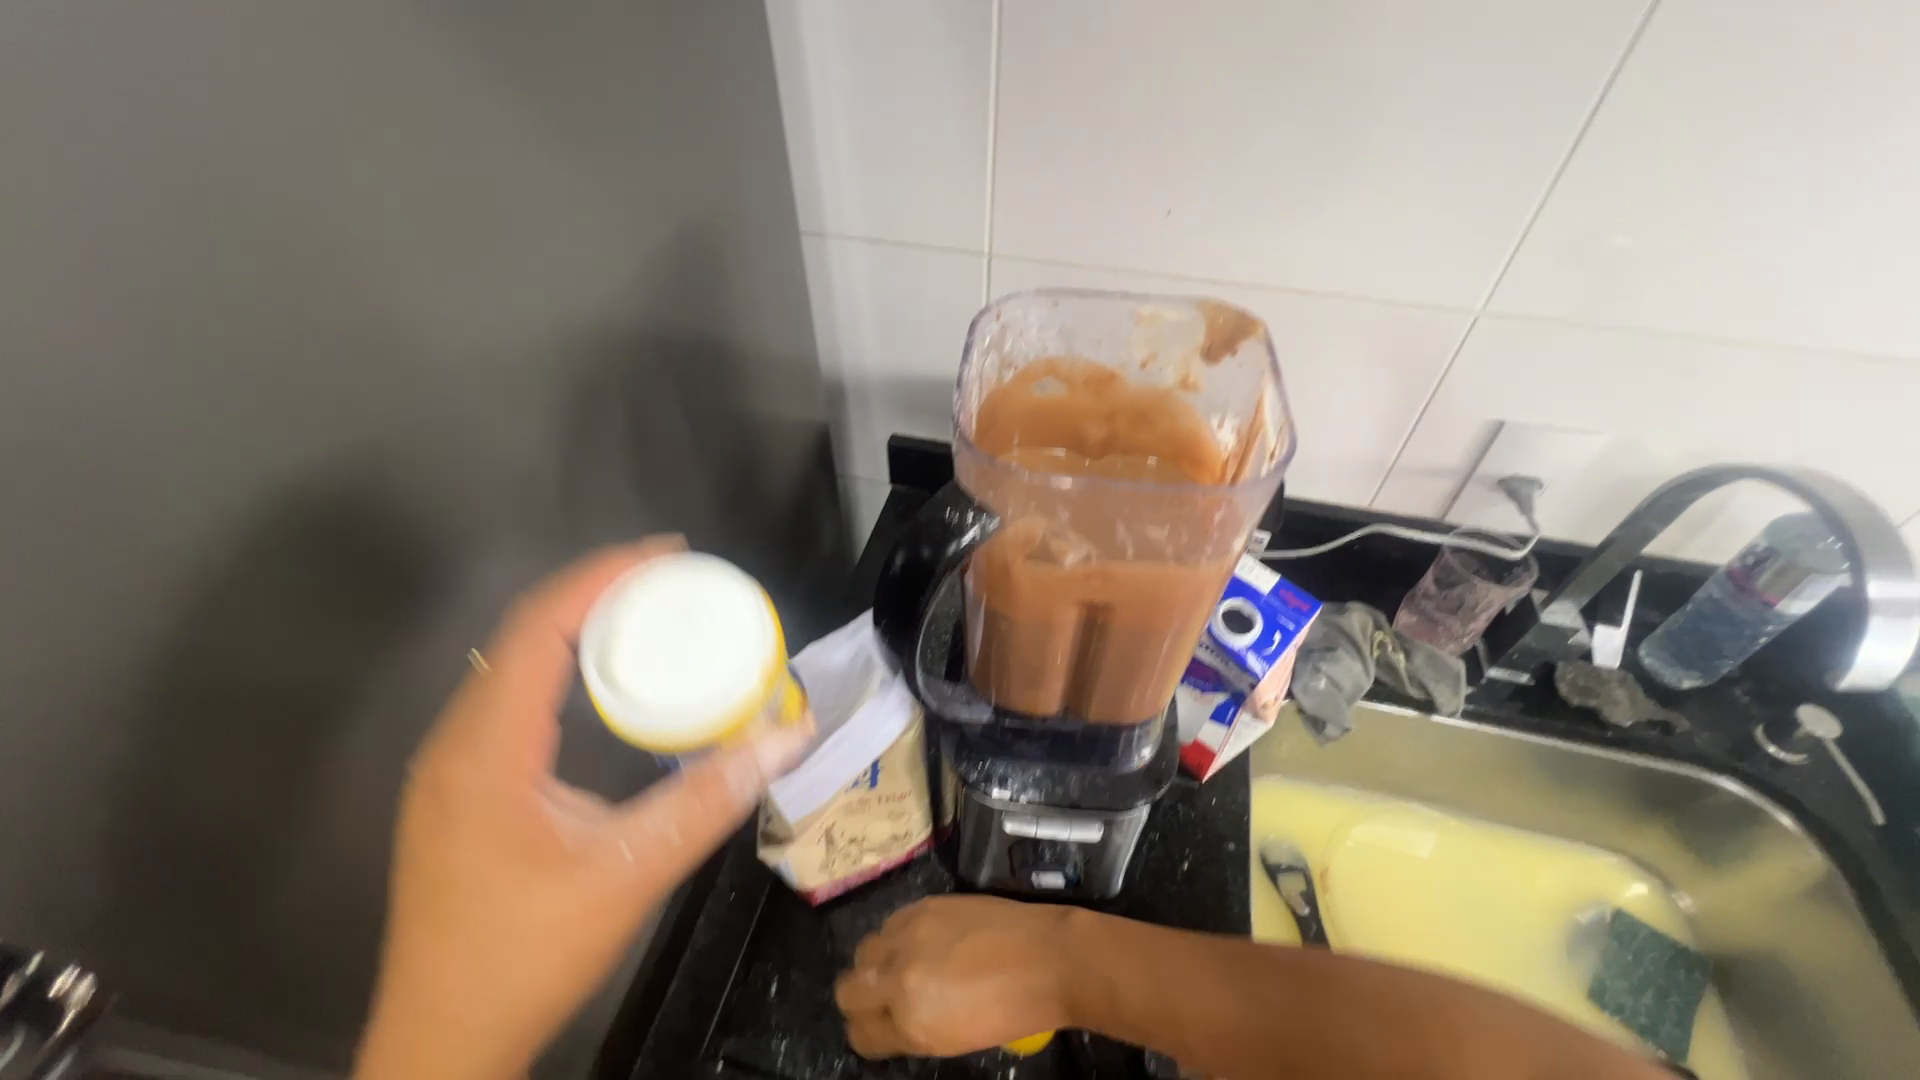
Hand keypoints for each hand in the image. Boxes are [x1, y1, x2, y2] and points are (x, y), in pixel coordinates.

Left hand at [354, 539, 813, 1079]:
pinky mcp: (459, 792)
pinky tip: (602, 684)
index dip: (601, 578)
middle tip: (669, 580)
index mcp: (487, 750)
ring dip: (574, 626)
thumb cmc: (528, 955)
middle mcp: (457, 745)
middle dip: (595, 591)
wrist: (441, 1043)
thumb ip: (711, 798)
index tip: (666, 556)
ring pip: (510, 665)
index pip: (539, 629)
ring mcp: (450, 770)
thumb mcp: (631, 871)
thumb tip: (787, 736)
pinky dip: (560, 666)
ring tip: (644, 615)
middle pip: (521, 634)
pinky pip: (509, 698)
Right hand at [835, 895, 1080, 1058]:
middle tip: (883, 996)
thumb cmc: (1012, 1010)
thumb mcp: (954, 1038)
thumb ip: (912, 1028)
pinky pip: (891, 922)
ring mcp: (910, 935)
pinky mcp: (926, 905)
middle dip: (860, 998)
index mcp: (912, 1021)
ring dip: (876, 962)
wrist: (1048, 957)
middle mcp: (900, 976)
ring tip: (904, 964)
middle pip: (847, 990)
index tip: (879, 1027)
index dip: (867, 1032)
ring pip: (864, 951)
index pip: (860, 1033)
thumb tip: (892, 1017)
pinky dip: (898, 934)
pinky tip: (923, 940)